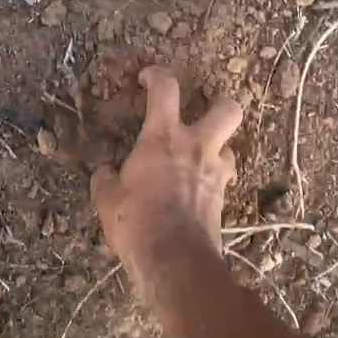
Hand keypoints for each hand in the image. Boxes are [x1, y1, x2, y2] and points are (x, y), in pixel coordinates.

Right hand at [91, 67, 242, 289]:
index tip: (146, 79)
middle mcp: (195, 146)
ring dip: (216, 146)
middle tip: (200, 111)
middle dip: (218, 103)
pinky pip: (224, 177)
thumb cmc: (137, 222)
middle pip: (227, 109)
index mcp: (163, 136)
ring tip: (198, 155)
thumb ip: (106, 179)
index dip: (157, 74)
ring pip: (230, 144)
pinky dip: (214, 177)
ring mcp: (214, 173)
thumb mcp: (107, 199)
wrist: (176, 263)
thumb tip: (107, 173)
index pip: (166, 87)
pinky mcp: (223, 199)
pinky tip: (197, 189)